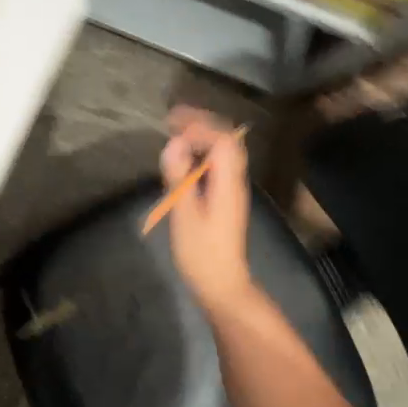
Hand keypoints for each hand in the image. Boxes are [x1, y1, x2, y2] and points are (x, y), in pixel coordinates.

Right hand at [160, 106, 258, 316]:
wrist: (223, 286)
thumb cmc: (202, 253)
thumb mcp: (185, 215)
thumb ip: (179, 177)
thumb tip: (173, 144)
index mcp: (228, 181)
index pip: (222, 139)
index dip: (199, 125)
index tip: (173, 123)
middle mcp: (234, 180)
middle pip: (226, 140)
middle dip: (202, 124)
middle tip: (174, 120)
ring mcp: (232, 189)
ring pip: (224, 152)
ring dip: (202, 137)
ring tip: (176, 133)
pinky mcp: (226, 199)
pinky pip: (218, 165)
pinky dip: (202, 153)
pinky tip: (183, 160)